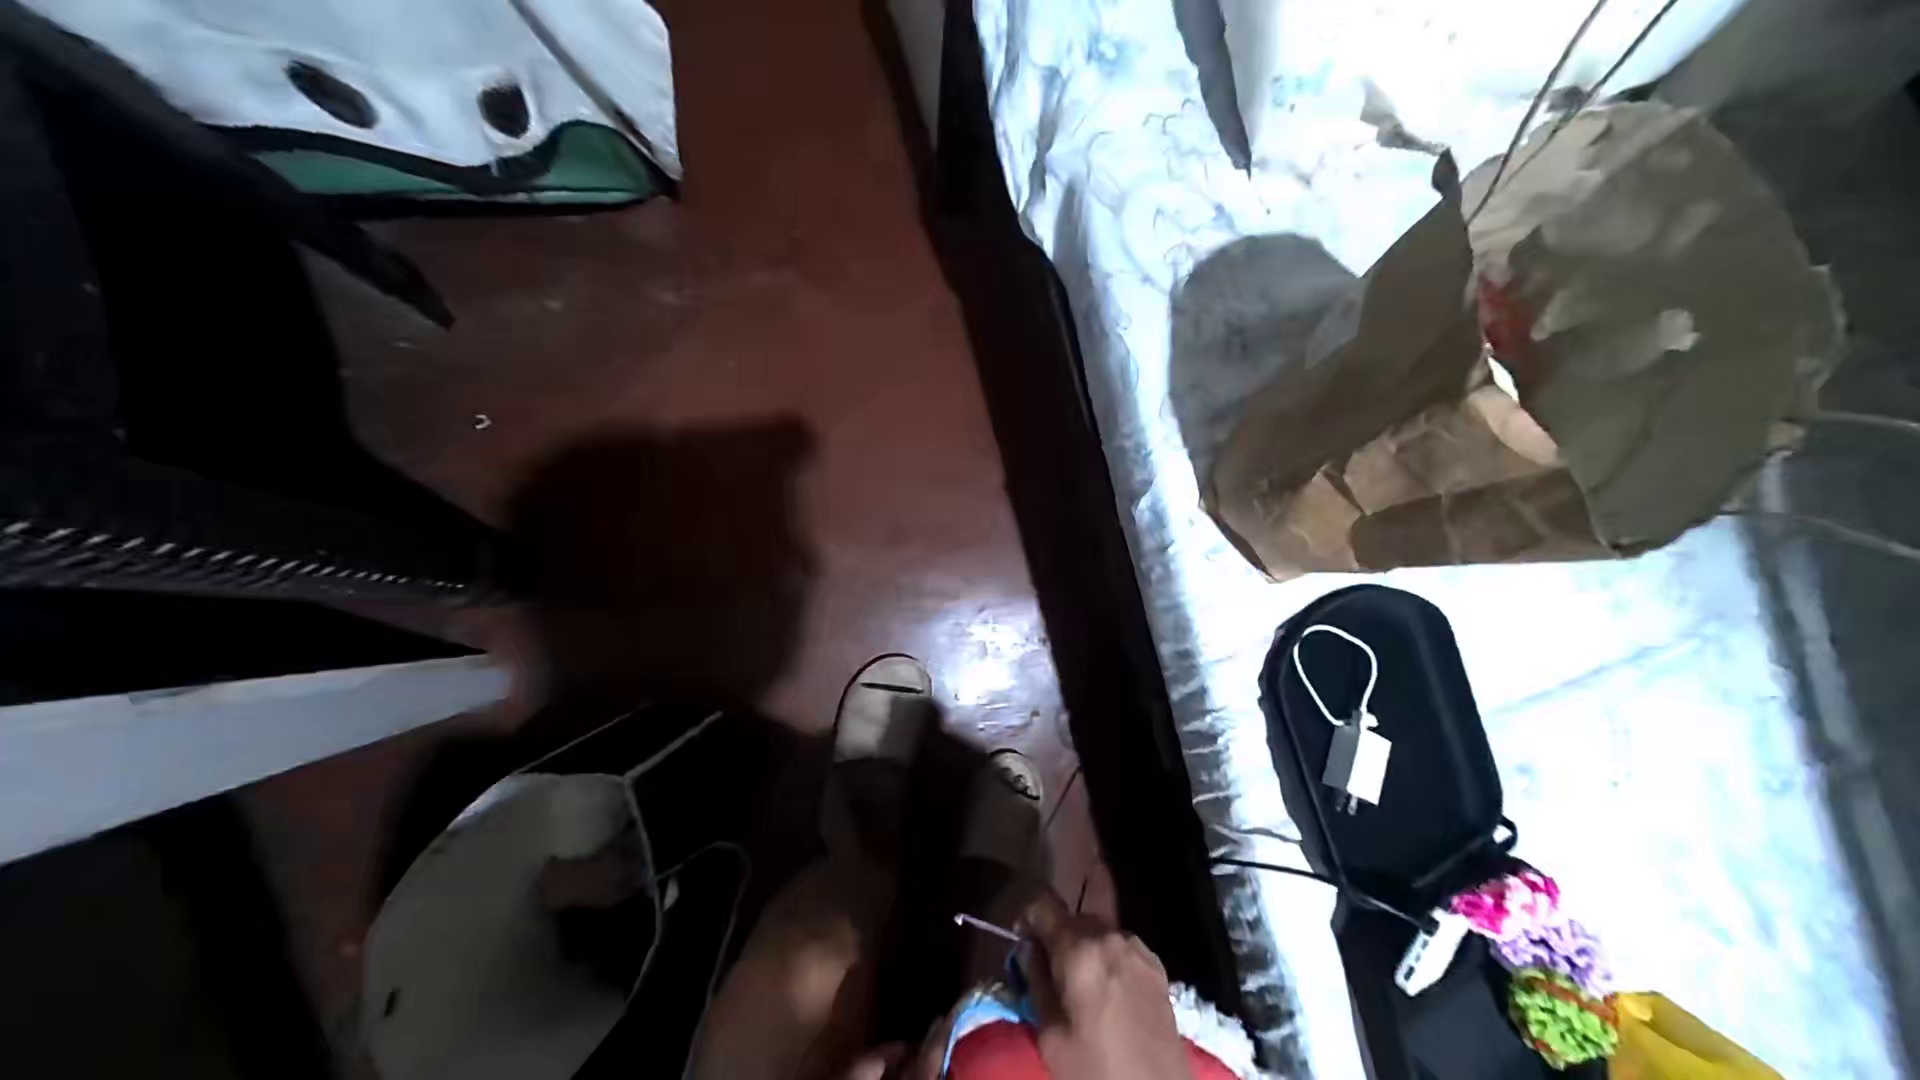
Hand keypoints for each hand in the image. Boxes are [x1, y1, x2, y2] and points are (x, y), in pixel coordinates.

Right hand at [1018, 893, 1193, 1079]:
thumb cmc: (1097, 1072)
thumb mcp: (1050, 1036)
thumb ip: (1035, 982)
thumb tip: (1029, 952)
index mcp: (1079, 950)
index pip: (1043, 905)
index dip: (1028, 920)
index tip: (1025, 946)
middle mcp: (1109, 937)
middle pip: (1071, 917)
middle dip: (1056, 937)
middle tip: (1051, 973)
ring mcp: (1137, 948)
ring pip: (1097, 930)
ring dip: (1083, 946)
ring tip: (1082, 987)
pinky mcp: (1157, 965)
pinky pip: (1120, 946)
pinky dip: (1108, 957)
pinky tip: (1110, 993)